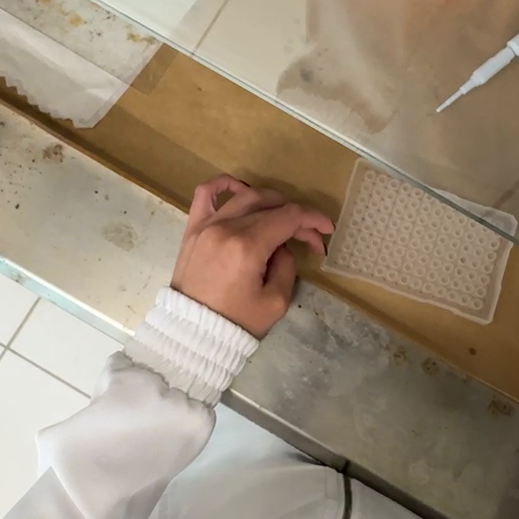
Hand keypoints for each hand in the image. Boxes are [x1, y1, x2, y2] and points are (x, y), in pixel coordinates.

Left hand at [173, 175, 335, 337]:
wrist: (193, 334)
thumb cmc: (236, 323)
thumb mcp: (276, 302)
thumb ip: (287, 266)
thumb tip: (281, 247)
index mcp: (248, 247)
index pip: (289, 217)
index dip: (313, 221)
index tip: (326, 232)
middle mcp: (227, 228)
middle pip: (271, 206)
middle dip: (296, 217)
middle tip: (307, 237)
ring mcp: (206, 225)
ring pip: (245, 196)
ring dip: (270, 201)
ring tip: (282, 215)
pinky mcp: (192, 229)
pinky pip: (205, 194)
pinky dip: (225, 185)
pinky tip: (241, 188)